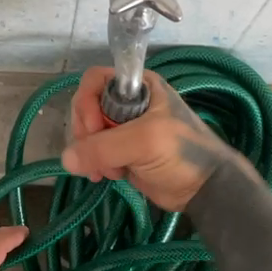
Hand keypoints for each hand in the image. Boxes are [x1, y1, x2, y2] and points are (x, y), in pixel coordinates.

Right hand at [60, 67, 249, 211]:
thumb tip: (66, 159)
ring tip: (109, 171)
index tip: (96, 129)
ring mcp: (123, 128)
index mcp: (139, 87)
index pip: (95, 81)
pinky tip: (105, 176)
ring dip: (91, 153)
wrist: (205, 189)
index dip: (88, 103)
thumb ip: (104, 148)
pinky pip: (94, 151)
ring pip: (87, 132)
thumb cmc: (182, 153)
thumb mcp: (145, 142)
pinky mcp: (121, 151)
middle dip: (88, 134)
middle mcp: (128, 102)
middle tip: (99, 156)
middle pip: (85, 107)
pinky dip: (94, 164)